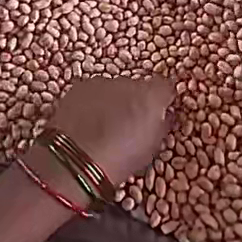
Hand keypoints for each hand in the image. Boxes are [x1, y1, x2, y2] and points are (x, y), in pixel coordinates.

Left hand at [47, 76, 175, 184]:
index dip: (163, 98)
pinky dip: (92, 103)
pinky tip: (87, 122)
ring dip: (112, 101)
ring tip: (105, 126)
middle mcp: (126, 82)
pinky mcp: (78, 87)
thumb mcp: (151, 148)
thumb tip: (164, 116)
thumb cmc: (121, 159)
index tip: (162, 110)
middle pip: (137, 87)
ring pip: (112, 89)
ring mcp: (100, 83)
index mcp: (150, 96)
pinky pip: (91, 92)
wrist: (77, 158)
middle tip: (130, 124)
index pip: (165, 87)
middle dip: (135, 101)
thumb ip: (161, 125)